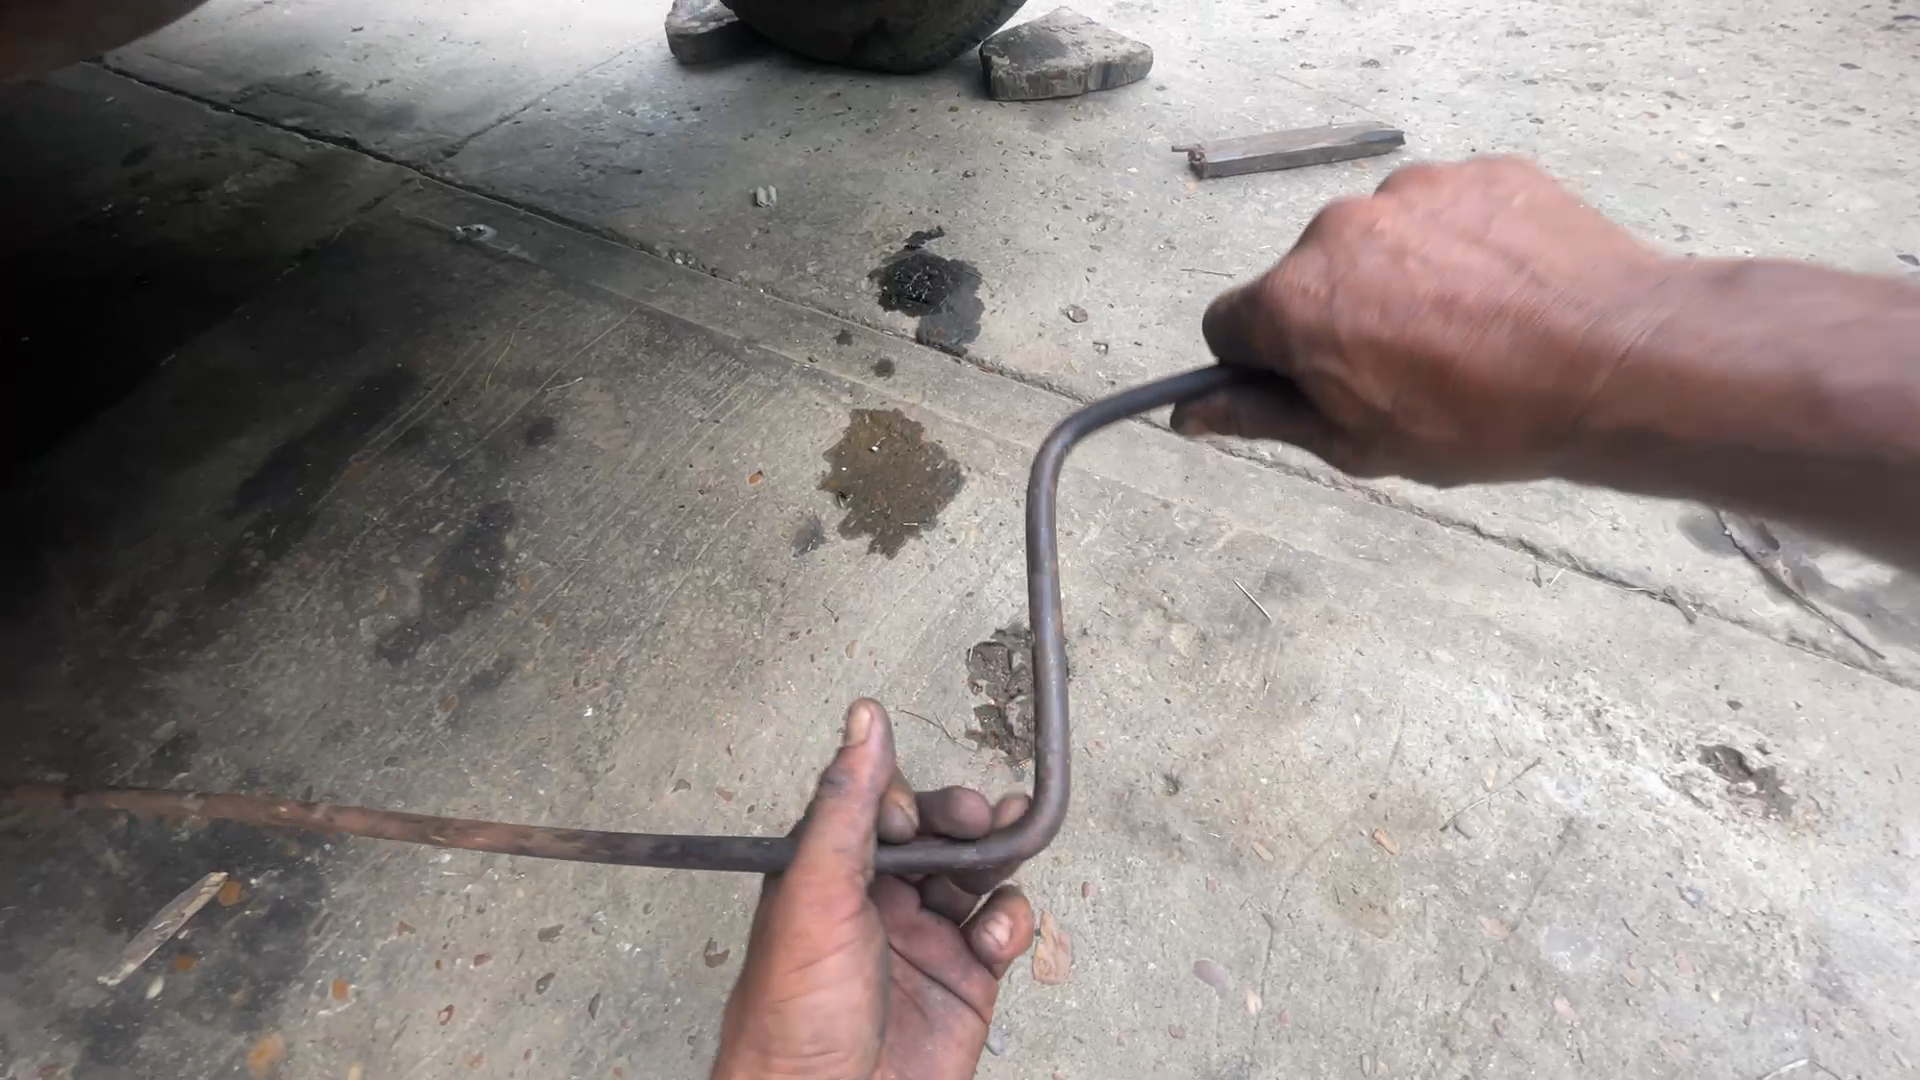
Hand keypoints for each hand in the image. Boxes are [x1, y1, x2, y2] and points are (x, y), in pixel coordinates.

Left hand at [712, 699, 1034, 1079]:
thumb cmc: (796, 1016)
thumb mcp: (816, 892)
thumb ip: (846, 801)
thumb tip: (864, 717)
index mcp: (835, 871)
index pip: (882, 806)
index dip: (904, 800)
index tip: (910, 816)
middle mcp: (881, 897)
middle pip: (937, 834)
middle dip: (962, 819)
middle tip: (976, 817)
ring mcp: (926, 937)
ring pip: (976, 873)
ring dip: (998, 853)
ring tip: (1010, 840)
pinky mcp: (965, 979)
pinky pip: (1001, 930)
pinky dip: (1012, 920)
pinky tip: (999, 931)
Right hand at [1171, 156, 1666, 484]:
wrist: (1620, 361)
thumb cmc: (1469, 421)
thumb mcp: (1347, 441)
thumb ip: (1256, 416)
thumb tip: (1184, 415)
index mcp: (1290, 302)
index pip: (1226, 324)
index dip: (1257, 362)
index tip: (1306, 384)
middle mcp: (1332, 230)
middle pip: (1294, 281)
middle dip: (1321, 319)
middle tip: (1388, 364)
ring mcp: (1407, 191)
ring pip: (1360, 245)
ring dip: (1380, 280)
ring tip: (1449, 325)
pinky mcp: (1473, 170)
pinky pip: (1427, 213)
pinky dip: (1439, 247)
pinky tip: (1487, 287)